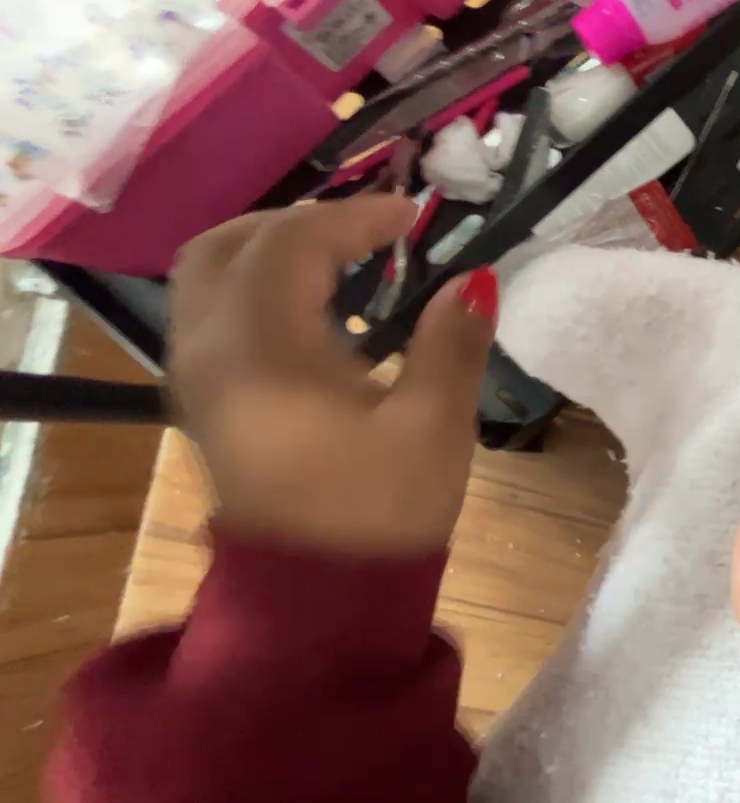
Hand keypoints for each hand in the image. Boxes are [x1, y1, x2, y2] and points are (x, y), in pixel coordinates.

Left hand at [167, 196, 497, 555]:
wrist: (326, 584)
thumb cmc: (386, 502)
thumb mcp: (434, 422)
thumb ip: (452, 343)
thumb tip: (476, 281)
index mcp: (264, 346)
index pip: (294, 244)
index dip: (357, 217)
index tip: (418, 217)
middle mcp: (210, 346)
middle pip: (230, 245)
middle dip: (302, 224)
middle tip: (374, 233)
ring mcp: (199, 374)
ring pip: (212, 277)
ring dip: (276, 253)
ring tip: (350, 264)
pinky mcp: (210, 400)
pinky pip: (219, 315)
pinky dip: (264, 290)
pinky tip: (323, 314)